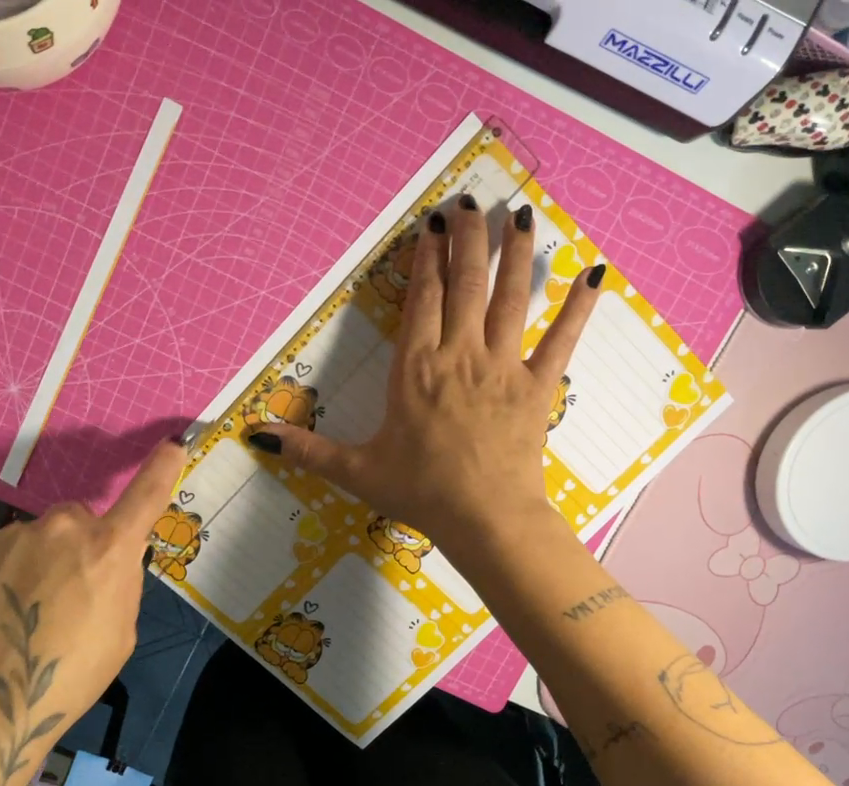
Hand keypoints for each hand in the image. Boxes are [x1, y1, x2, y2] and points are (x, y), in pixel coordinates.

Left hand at [0, 440, 185, 785]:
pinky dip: (3, 578)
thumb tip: (104, 564)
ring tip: (24, 619)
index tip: (171, 445)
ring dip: (38, 565)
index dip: (160, 469)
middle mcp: (60, 528)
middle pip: (78, 522)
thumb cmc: (69, 679)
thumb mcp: (120, 634)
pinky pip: (1, 555)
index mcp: (108, 549)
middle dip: (80, 548)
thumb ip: (118, 584)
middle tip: (69, 597)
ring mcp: (10, 537)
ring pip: (36, 540)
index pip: (144, 496)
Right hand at [248, 196, 604, 556]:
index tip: (433, 226)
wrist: (483, 519)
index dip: (428, 259)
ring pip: (511, 299)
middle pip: (466, 285)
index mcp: (415, 369)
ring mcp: (503, 367)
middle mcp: (460, 355)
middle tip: (471, 203)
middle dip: (468, 240)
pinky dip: (578, 307)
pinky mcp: (538, 387)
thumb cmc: (418, 492)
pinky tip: (593, 273)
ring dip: (516, 255)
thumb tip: (255, 437)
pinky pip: (562, 339)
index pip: (424, 300)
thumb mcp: (355, 471)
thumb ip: (307, 449)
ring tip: (521, 216)